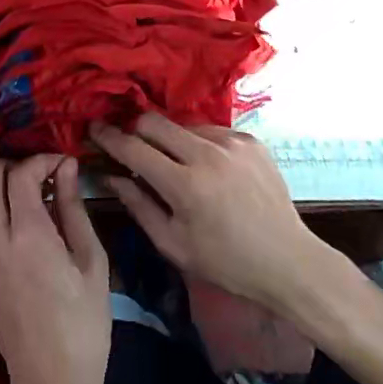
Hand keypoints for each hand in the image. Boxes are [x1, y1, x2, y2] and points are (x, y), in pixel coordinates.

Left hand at [0, 155, 108, 383]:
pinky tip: (13, 218)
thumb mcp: (91, 261)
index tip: (65, 164)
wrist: (50, 382)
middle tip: (42, 176)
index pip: (20, 172)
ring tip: (28, 194)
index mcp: (28, 235)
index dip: (43, 159)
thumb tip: (67, 168)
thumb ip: (74, 209)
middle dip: (13, 164)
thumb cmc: (84, 322)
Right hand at [90, 113, 346, 314]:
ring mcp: (232, 143)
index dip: (110, 137)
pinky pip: (211, 131)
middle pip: (155, 122)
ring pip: (183, 125)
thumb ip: (138, 205)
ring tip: (175, 165)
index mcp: (185, 185)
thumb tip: (110, 176)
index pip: (134, 148)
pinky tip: (206, 168)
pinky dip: (199, 144)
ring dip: (169, 140)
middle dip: (136, 129)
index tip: (95, 129)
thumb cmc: (225, 262)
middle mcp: (208, 154)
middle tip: (129, 144)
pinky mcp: (250, 140)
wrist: (287, 260)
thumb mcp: (173, 244)